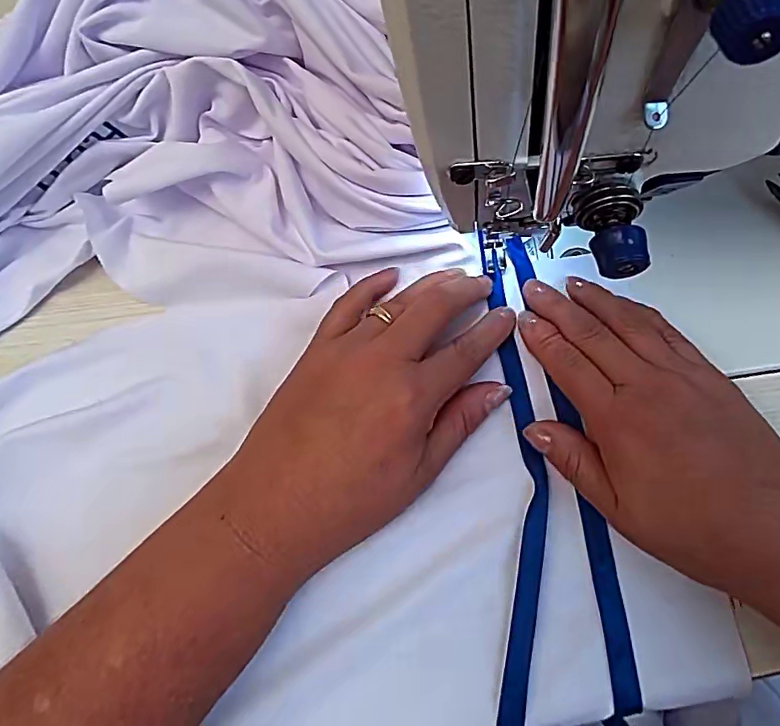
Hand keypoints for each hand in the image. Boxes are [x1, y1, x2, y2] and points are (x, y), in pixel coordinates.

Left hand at [207, 269, 515, 579]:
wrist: (273, 504)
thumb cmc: (348, 501)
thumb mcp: (417, 474)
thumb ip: (458, 424)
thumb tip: (495, 391)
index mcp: (413, 397)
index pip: (465, 351)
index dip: (491, 330)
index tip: (506, 315)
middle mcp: (382, 362)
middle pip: (434, 309)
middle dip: (465, 291)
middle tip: (482, 283)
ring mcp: (347, 349)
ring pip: (396, 301)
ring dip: (428, 284)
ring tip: (451, 276)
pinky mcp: (318, 348)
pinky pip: (347, 304)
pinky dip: (371, 285)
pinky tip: (390, 276)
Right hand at [517, 276, 779, 601]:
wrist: (778, 530)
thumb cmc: (703, 528)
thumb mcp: (621, 510)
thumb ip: (575, 462)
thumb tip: (539, 431)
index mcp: (620, 420)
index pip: (568, 363)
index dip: (542, 338)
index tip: (525, 320)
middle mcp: (647, 387)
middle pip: (591, 333)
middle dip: (557, 307)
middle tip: (536, 289)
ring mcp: (680, 375)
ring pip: (627, 322)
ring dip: (595, 298)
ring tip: (572, 284)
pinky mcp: (707, 373)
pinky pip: (665, 329)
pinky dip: (640, 310)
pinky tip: (626, 304)